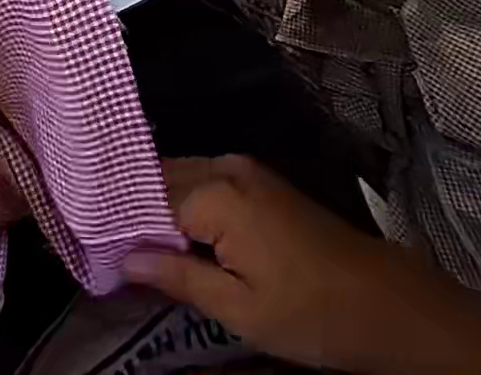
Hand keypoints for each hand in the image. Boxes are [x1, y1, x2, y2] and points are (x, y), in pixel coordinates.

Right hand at [122, 156, 480, 374]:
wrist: (388, 301)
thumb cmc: (312, 312)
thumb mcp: (240, 310)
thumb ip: (176, 277)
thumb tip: (123, 259)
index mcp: (215, 195)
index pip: (145, 201)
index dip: (120, 224)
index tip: (92, 243)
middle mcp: (224, 167)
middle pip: (159, 179)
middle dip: (132, 207)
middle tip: (103, 238)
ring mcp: (243, 168)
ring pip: (179, 176)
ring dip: (155, 203)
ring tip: (129, 235)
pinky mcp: (257, 178)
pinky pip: (202, 178)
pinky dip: (180, 199)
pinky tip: (169, 227)